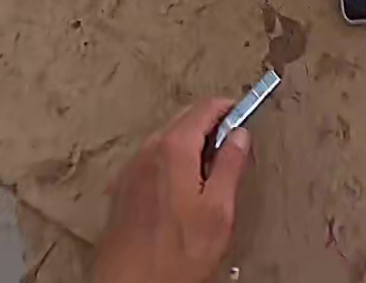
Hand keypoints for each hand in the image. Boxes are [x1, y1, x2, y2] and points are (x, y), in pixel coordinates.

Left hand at [94, 98, 251, 282]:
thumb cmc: (174, 258)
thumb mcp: (218, 211)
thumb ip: (231, 164)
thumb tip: (240, 135)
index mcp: (174, 148)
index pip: (208, 106)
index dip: (231, 109)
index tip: (244, 122)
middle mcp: (149, 151)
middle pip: (187, 117)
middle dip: (212, 125)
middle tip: (231, 151)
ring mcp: (131, 171)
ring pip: (169, 137)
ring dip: (191, 143)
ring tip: (208, 176)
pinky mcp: (121, 192)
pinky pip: (153, 158)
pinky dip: (172, 160)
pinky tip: (181, 192)